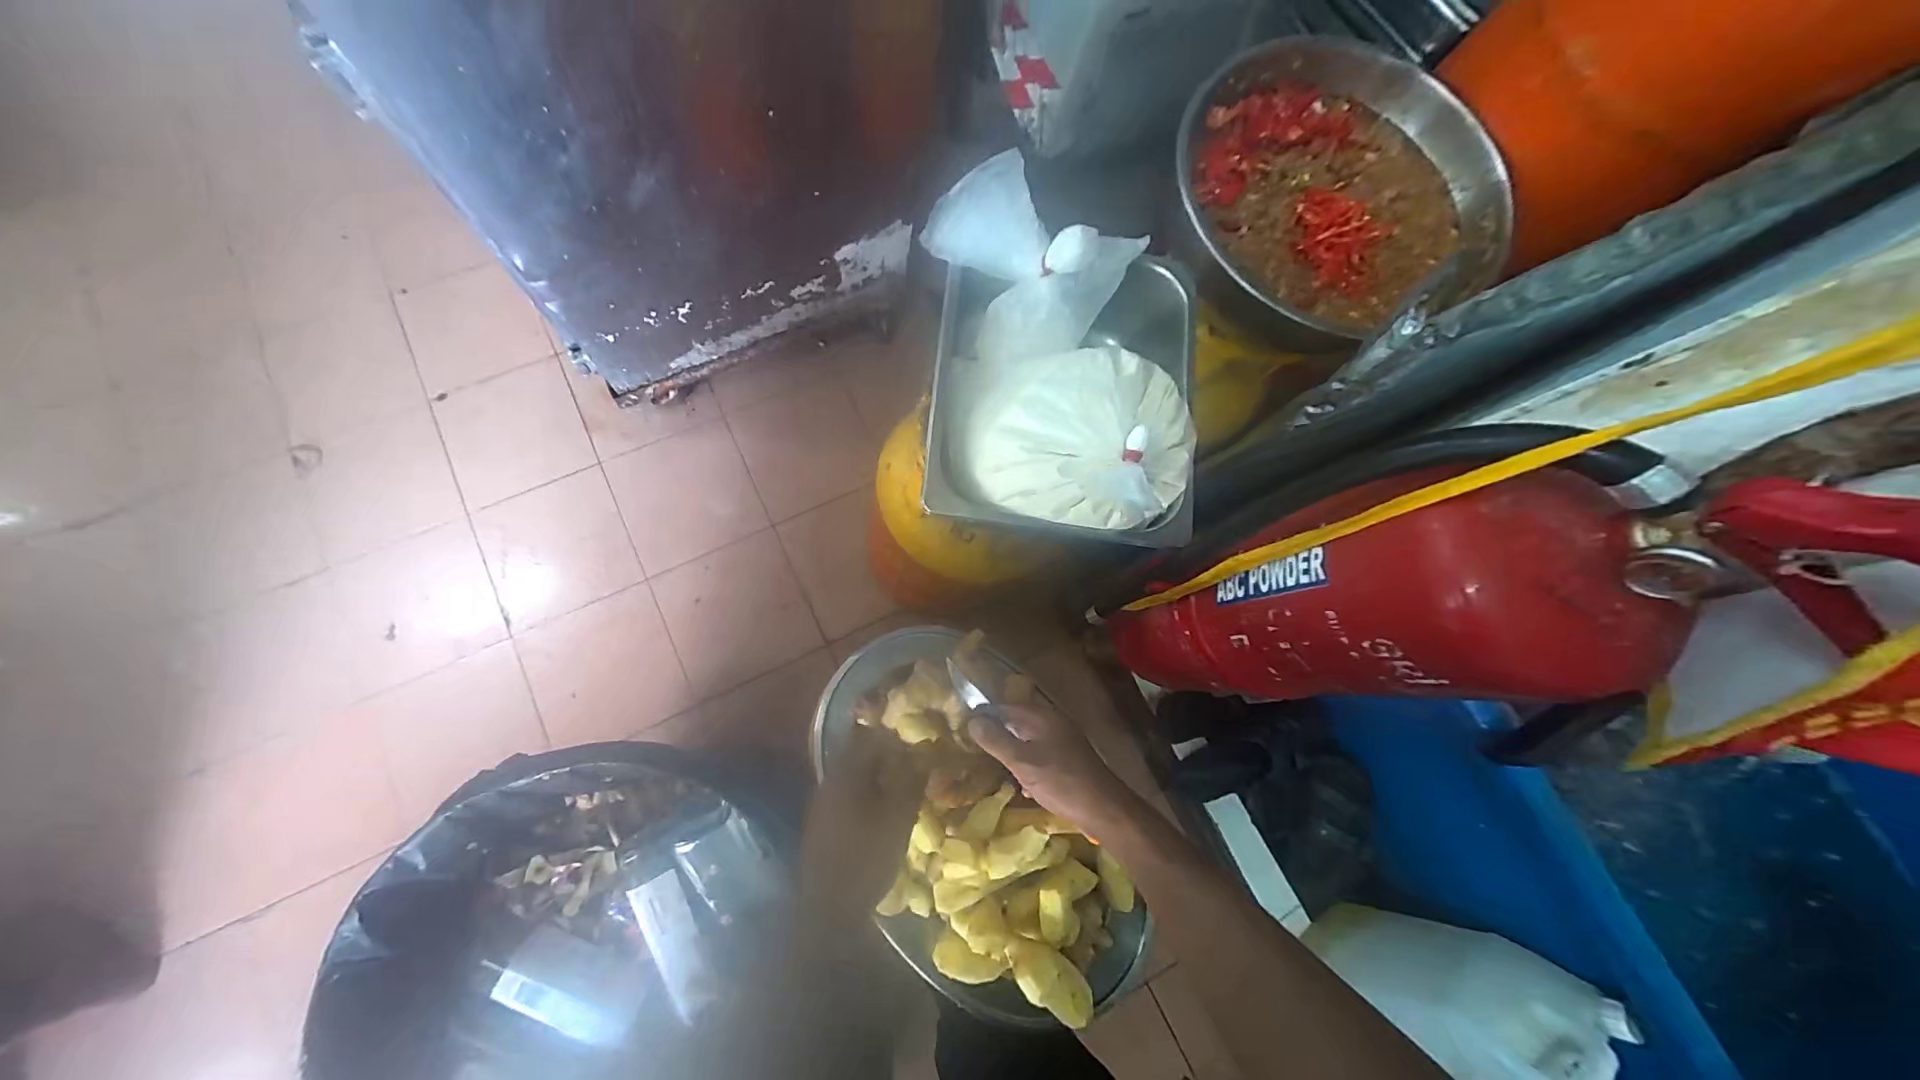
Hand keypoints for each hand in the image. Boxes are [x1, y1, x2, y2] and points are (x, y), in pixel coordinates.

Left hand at [799, 725, 923, 921]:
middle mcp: (830, 779)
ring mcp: (823, 802)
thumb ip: (912, 779)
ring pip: (856, 775)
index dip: (898, 733)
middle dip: (891, 754)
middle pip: (862, 753)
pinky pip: (850, 794)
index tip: (922, 738)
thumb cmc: (867, 855)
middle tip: (919, 761)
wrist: (828, 908)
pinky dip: (870, 793)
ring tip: (907, 784)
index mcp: (846, 770)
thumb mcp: (899, 815)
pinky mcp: (824, 823)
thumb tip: (925, 752)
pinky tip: (886, 808)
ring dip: (880, 775)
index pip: (872, 734)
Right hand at [967, 702, 1142, 838]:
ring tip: (993, 762)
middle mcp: (1054, 723)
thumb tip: (973, 720)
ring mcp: (1064, 742)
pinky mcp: (1069, 761)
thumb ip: (996, 740)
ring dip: (1012, 749)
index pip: (1007, 706)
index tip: (964, 722)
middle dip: (998, 730)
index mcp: (1043, 717)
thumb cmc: (1061, 782)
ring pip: (1030, 739)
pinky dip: (1028, 764)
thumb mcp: (1022, 762)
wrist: (1104, 809)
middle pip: (1019, 721)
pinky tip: (1022, 782)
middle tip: (974, 743)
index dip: (985, 713)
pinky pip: (1041, 755)